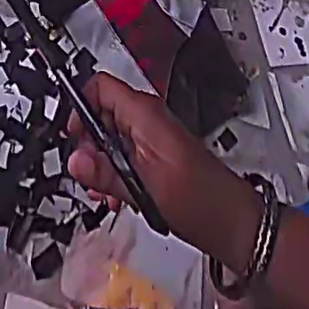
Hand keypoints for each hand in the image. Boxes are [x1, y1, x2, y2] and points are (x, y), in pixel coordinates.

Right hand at [66, 74, 263, 269]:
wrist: (234, 223)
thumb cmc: (201, 200)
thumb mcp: (143, 188)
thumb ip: (104, 171)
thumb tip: (76, 160)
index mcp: (144, 113)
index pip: (98, 85)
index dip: (80, 107)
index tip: (74, 135)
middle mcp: (148, 116)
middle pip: (101, 110)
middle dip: (89, 141)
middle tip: (88, 168)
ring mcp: (153, 132)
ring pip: (111, 132)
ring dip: (102, 159)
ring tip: (104, 186)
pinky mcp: (157, 149)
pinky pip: (126, 147)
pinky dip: (116, 167)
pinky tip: (118, 191)